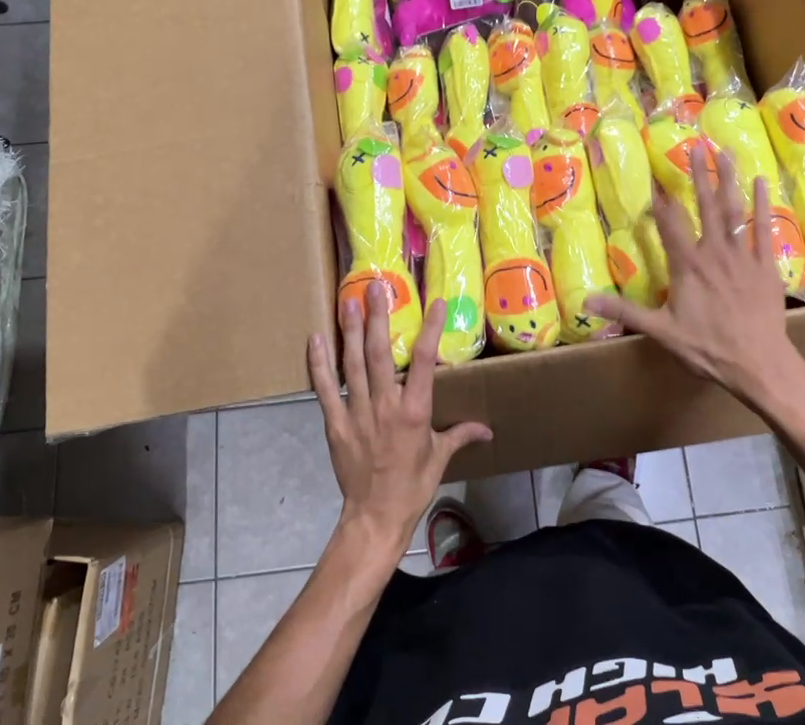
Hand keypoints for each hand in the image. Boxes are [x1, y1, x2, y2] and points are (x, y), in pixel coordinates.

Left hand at [309, 284, 492, 557]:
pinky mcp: (336, 424)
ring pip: (353, 364)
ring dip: (349, 330)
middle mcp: (386, 405)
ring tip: (348, 301)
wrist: (376, 516)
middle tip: (376, 287)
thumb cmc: (413, 486)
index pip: (426, 362)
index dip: (431, 330)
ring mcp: (358, 413)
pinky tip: (316, 338)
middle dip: (378, 317)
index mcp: (416, 411)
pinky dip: (319, 364)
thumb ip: (461, 435)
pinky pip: (326, 389)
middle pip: (380, 353)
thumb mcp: (440, 458)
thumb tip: (487, 430)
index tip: (436, 303)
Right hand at [587, 146, 804, 407]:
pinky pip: (764, 228)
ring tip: (726, 152)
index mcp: (687, 265)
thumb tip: (586, 301)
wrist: (757, 363)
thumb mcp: (661, 331)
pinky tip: (762, 183)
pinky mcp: (766, 265)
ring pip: (735, 210)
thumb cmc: (707, 348)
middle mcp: (715, 252)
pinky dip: (763, 205)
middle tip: (695, 147)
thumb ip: (625, 311)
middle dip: (699, 175)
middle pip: (705, 206)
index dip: (660, 201)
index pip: (669, 224)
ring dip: (729, 180)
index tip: (653, 178)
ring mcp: (743, 256)